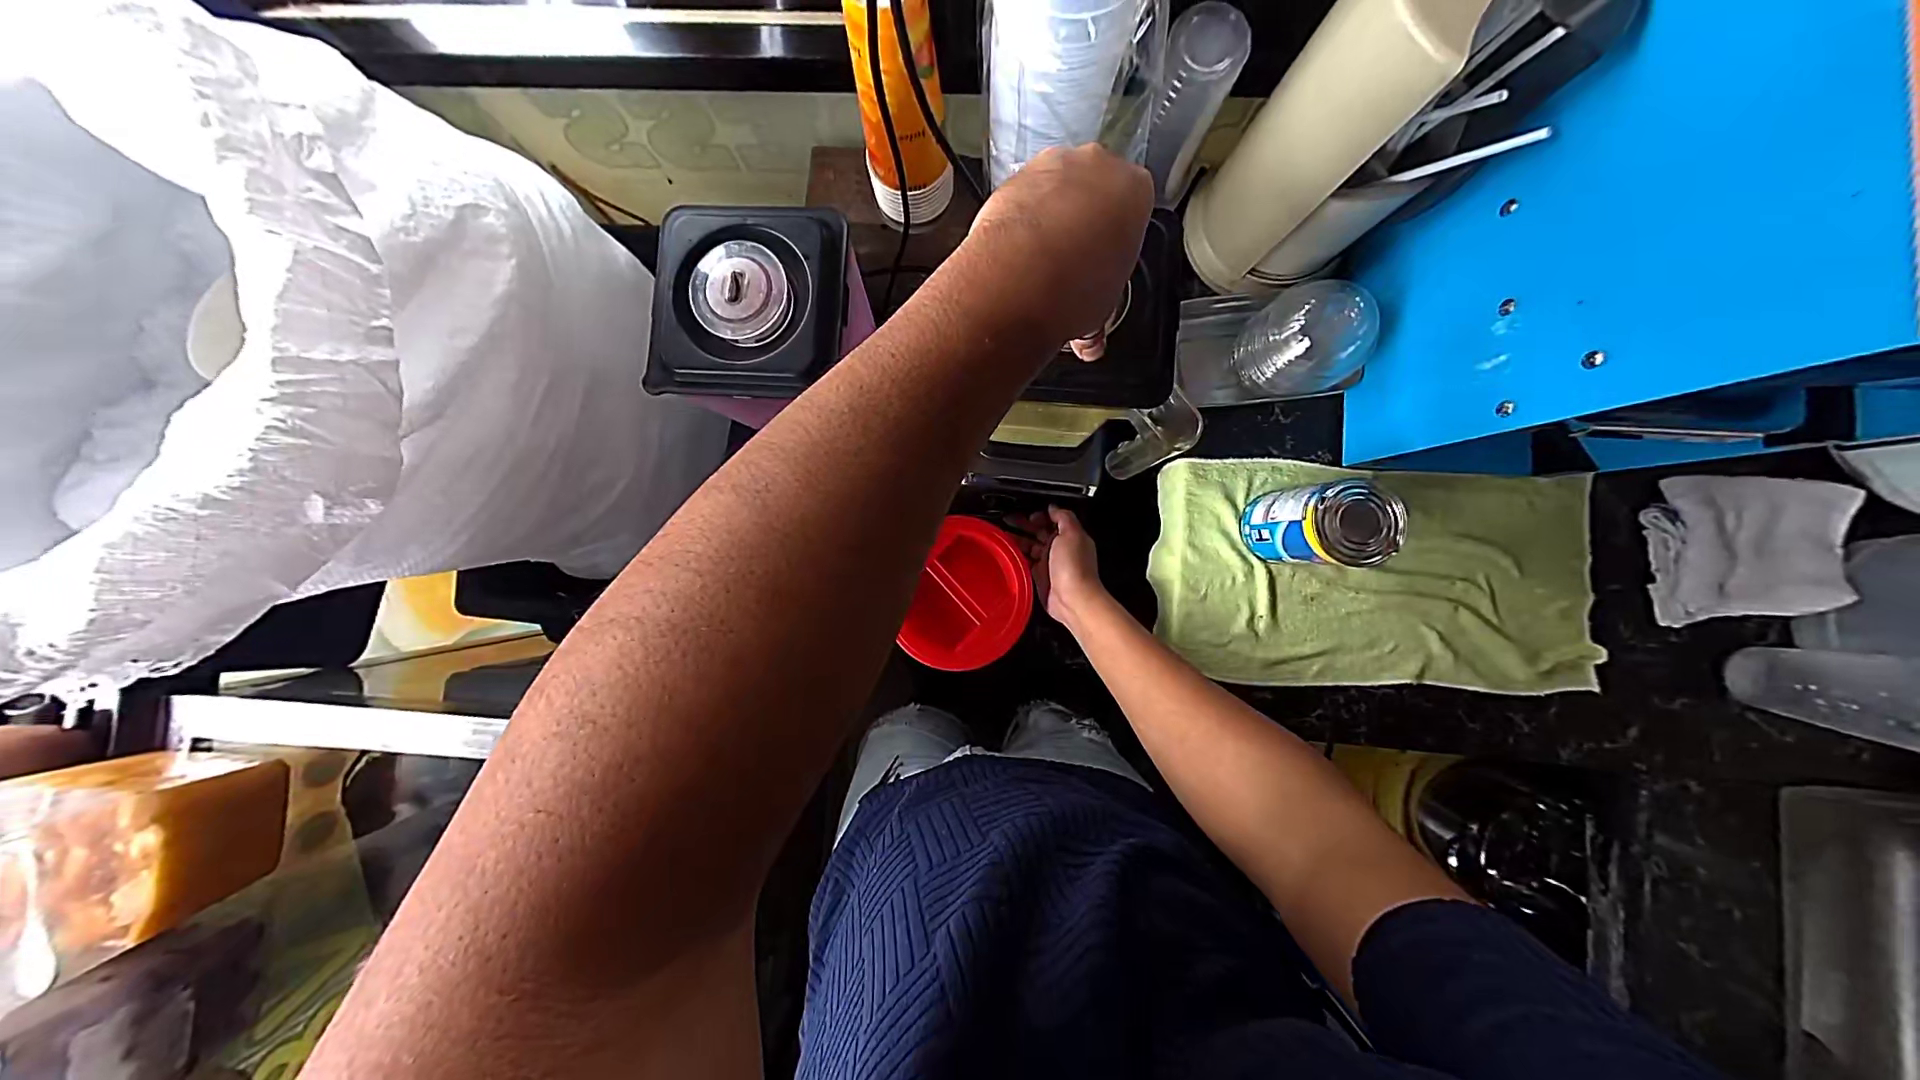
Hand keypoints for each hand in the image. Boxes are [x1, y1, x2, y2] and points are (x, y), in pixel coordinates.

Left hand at [961, 145, 1152, 357]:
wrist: (1021, 281)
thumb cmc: (1070, 287)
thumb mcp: (1104, 306)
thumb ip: (1102, 305)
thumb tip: (1091, 338)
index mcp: (1135, 190)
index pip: (1132, 209)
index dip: (1115, 242)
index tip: (1103, 264)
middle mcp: (1096, 165)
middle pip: (1092, 193)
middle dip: (1081, 226)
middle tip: (1070, 267)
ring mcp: (1051, 166)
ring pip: (1054, 191)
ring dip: (1047, 221)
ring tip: (1039, 268)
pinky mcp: (1011, 176)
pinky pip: (1020, 198)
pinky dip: (1018, 221)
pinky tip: (1016, 256)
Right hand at [1008, 506, 1111, 628]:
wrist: (1073, 598)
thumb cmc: (1075, 568)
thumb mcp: (1072, 533)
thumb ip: (1063, 517)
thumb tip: (1054, 508)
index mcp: (1069, 535)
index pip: (1052, 520)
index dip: (1039, 515)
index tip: (1027, 513)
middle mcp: (1059, 548)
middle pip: (1038, 532)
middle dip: (1024, 524)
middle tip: (1008, 519)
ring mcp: (1049, 562)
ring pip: (1030, 546)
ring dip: (1017, 539)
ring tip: (1003, 534)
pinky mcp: (1040, 575)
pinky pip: (1026, 562)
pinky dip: (1017, 556)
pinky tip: (1008, 552)